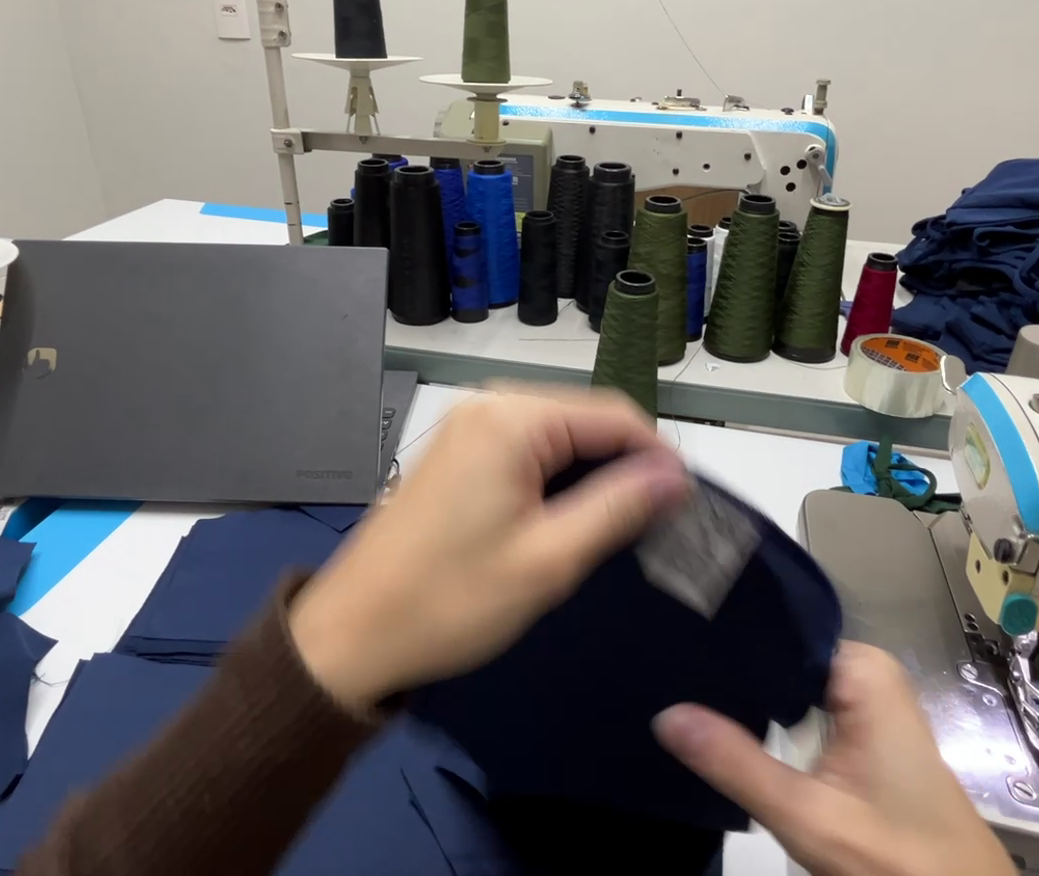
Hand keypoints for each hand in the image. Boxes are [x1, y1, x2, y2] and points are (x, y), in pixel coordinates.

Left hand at [289, 386, 689, 710]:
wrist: (353, 633)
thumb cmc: (450, 600)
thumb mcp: (549, 559)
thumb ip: (618, 507)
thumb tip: (676, 475)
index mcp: (512, 418)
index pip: (614, 415)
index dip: (658, 457)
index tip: (685, 506)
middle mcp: (490, 405)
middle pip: (586, 419)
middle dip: (625, 466)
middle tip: (652, 525)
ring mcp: (469, 425)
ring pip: (560, 435)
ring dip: (593, 474)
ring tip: (616, 527)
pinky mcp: (459, 450)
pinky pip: (528, 449)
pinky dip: (558, 477)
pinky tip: (568, 517)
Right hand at [655, 642, 1015, 875]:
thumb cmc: (899, 862)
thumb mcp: (807, 817)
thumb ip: (735, 763)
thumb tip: (663, 715)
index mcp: (861, 668)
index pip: (775, 629)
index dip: (724, 639)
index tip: (671, 639)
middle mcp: (864, 671)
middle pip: (778, 653)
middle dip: (729, 668)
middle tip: (664, 672)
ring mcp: (865, 700)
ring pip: (785, 680)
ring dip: (744, 694)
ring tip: (679, 689)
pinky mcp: (859, 729)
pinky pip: (799, 703)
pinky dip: (766, 715)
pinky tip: (723, 720)